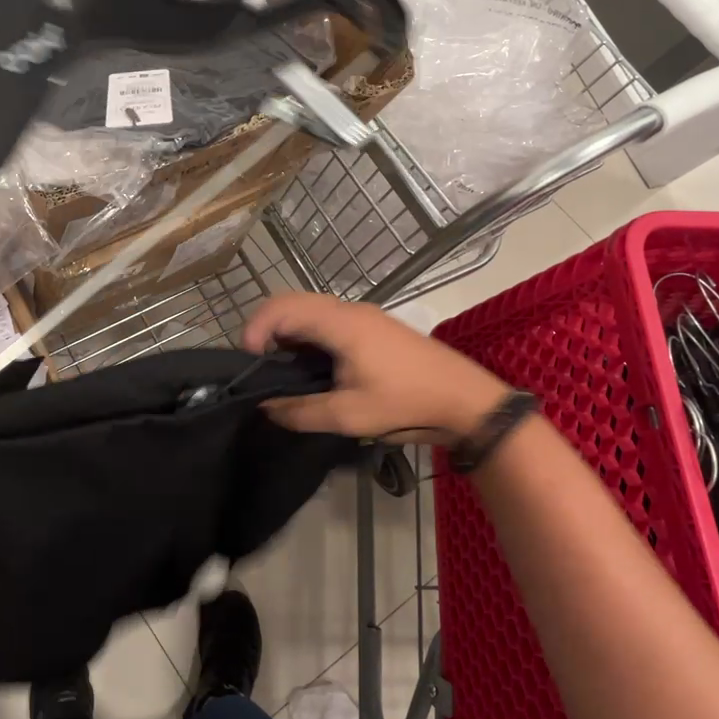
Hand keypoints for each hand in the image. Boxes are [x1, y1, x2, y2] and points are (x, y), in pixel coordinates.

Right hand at [242, 292, 507, 441]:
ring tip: (280, 367)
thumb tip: (265, 407)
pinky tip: (310, 365)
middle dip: (266, 327)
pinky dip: (307, 334)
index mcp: (340, 323)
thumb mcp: (349, 416)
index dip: (255, 329)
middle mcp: (349, 310)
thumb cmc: (407, 405)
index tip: (249, 362)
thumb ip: (300, 412)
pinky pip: (327, 319)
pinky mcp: (373, 326)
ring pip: (309, 309)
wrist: (468, 402)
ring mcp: (363, 315)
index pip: (281, 308)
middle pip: (291, 301)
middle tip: (258, 363)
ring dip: (287, 330)